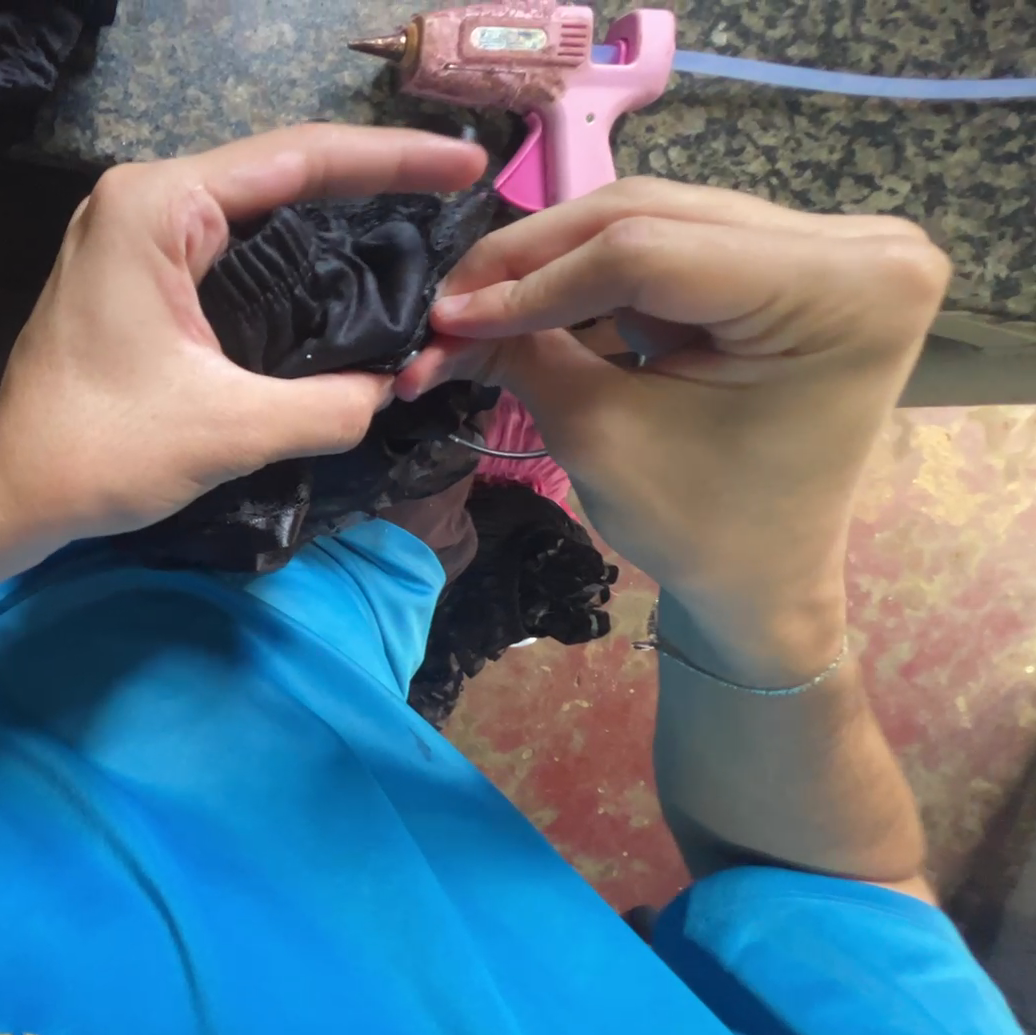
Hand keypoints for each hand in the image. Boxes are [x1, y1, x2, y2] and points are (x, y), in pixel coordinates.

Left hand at [0, 124, 487, 542]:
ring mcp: (122, 238)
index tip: (469, 165)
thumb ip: (332, 404)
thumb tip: (389, 386)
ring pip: (243, 216)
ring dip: (318, 231)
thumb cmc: (103, 454)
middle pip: (272, 178)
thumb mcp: (233, 430)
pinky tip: (320, 289)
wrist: (13, 494)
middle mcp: (136, 202)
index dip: (393, 161)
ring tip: (401, 245)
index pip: (297, 158)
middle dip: (361, 192)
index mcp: (156, 207)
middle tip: (444, 212)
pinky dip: (271, 267)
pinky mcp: (122, 278)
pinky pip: (214, 253)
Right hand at [402, 178, 950, 683]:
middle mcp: (851, 242)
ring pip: (644, 216)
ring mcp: (819, 245)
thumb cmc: (695, 522)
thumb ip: (518, 358)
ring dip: (544, 260)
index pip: (645, 252)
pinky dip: (577, 273)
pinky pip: (657, 244)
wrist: (757, 569)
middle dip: (526, 260)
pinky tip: (524, 300)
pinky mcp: (778, 262)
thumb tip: (434, 324)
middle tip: (446, 304)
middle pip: (645, 213)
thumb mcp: (595, 434)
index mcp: (840, 289)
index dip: (528, 284)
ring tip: (474, 303)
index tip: (441, 321)